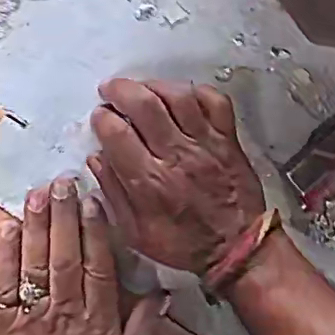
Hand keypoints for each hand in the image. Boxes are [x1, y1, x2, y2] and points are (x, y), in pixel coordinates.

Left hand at [0, 176, 160, 334]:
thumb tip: (161, 296)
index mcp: (97, 326)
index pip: (99, 269)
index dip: (97, 232)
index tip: (95, 201)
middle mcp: (64, 315)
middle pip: (65, 257)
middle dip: (64, 217)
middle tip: (63, 182)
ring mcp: (31, 319)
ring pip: (35, 265)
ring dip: (36, 227)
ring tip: (36, 194)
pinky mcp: (5, 327)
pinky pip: (4, 286)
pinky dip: (4, 258)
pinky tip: (7, 230)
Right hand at [88, 79, 265, 274]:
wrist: (237, 248)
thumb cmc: (183, 244)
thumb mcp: (136, 233)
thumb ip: (113, 194)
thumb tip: (96, 158)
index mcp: (149, 181)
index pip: (117, 134)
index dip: (102, 118)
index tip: (99, 116)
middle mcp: (176, 156)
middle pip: (145, 105)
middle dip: (121, 90)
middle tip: (110, 90)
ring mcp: (206, 144)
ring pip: (178, 97)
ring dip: (154, 85)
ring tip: (142, 88)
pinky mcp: (228, 140)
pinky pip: (215, 102)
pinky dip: (196, 92)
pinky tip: (181, 97)